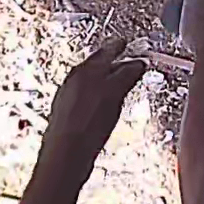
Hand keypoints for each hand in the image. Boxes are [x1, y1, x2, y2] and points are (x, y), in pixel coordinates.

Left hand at [36, 39, 144, 186]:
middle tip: (129, 63)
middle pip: (98, 65)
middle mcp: (73, 80)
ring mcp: (67, 98)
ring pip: (92, 81)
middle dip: (114, 62)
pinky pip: (86, 96)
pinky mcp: (66, 115)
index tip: (128, 44)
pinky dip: (98, 94)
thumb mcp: (115, 95)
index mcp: (84, 70)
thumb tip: (139, 63)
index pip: (107, 51)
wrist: (64, 159)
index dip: (120, 46)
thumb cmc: (88, 125)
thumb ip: (128, 75)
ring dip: (106, 79)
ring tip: (120, 84)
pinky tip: (105, 105)